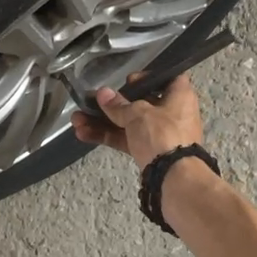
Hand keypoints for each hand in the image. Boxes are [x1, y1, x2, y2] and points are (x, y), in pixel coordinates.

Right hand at [69, 73, 203, 166]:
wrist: (173, 178)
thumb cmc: (162, 134)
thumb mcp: (138, 114)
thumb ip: (117, 104)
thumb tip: (102, 93)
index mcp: (180, 96)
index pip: (167, 78)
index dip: (147, 77)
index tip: (129, 79)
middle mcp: (173, 114)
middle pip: (140, 103)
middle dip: (113, 104)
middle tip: (92, 100)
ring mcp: (160, 135)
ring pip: (129, 123)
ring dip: (103, 121)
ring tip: (77, 119)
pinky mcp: (150, 153)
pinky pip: (127, 140)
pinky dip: (108, 136)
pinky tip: (83, 133)